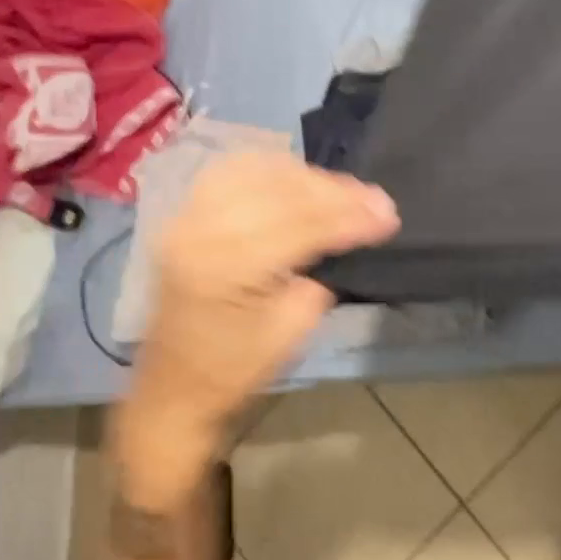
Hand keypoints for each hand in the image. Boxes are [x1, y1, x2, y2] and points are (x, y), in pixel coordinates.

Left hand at [126, 151, 399, 452]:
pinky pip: (232, 171)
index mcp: (224, 269)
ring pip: (259, 173)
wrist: (171, 390)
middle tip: (379, 201)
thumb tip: (350, 233)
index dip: (349, 218)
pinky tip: (302, 179)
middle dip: (337, 193)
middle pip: (281, 193)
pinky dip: (273, 169)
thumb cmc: (234, 370)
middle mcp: (199, 233)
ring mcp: (186, 219)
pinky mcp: (186, 216)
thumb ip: (319, 274)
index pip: (299, 226)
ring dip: (309, 178)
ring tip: (347, 191)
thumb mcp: (291, 330)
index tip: (389, 217)